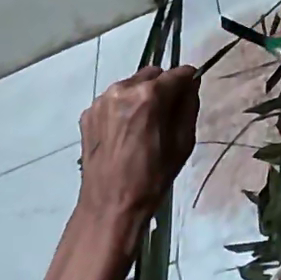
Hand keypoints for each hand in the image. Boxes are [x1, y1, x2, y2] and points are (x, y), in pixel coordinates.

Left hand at [78, 65, 198, 218]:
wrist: (110, 205)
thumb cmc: (152, 177)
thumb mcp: (182, 143)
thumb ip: (188, 107)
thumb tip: (191, 85)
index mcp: (148, 96)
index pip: (176, 74)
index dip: (188, 79)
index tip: (192, 87)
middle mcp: (121, 90)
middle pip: (151, 74)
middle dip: (163, 86)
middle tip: (168, 112)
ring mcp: (100, 101)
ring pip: (130, 86)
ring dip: (141, 96)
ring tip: (144, 125)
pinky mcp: (88, 114)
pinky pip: (112, 101)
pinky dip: (123, 109)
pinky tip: (125, 133)